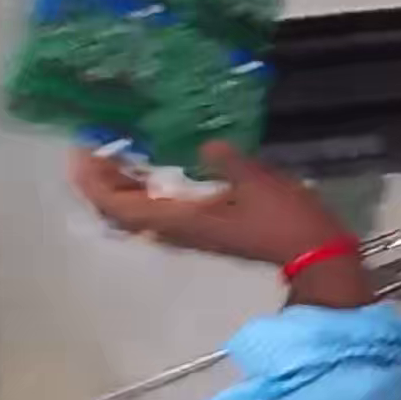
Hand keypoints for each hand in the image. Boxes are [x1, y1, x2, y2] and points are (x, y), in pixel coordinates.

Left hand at [69, 141, 372, 307]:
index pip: (118, 205)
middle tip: (100, 147)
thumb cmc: (287, 220)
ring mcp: (193, 235)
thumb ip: (225, 160)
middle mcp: (178, 231)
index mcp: (183, 220)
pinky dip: (150, 194)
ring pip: (140, 214)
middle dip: (103, 181)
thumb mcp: (258, 181)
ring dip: (125, 187)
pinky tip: (162, 174)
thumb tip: (205, 145)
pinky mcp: (208, 232)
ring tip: (125, 156)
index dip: (94, 180)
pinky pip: (161, 214)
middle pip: (121, 212)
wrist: (315, 253)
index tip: (85, 147)